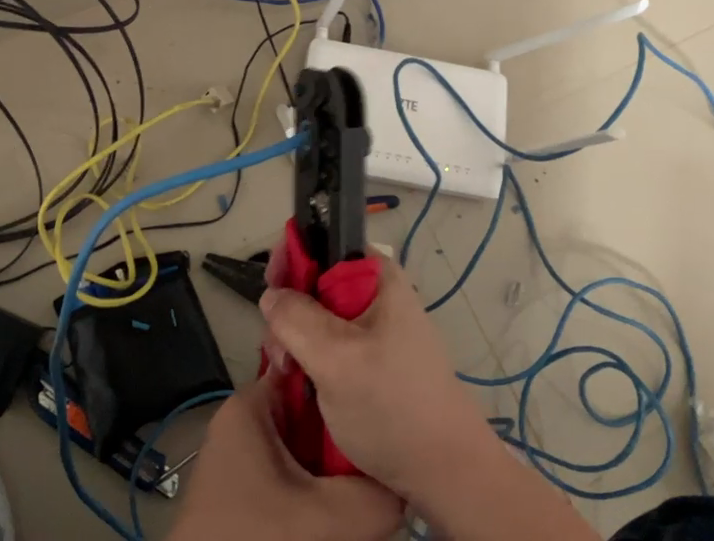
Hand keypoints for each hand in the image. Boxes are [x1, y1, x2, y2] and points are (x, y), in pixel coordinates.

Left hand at [167, 374, 402, 540]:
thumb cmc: (255, 539)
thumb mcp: (329, 516)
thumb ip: (378, 492)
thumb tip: (406, 482)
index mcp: (251, 405)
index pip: (310, 367)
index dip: (350, 380)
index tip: (385, 400)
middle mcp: (248, 423)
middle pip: (315, 412)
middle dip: (350, 435)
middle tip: (387, 452)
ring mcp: (249, 460)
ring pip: (311, 449)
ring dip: (340, 469)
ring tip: (375, 481)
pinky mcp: (254, 492)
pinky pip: (300, 477)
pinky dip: (324, 492)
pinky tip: (347, 510)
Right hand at [259, 253, 602, 540]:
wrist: (444, 472)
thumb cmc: (393, 408)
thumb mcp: (337, 359)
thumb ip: (296, 319)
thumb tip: (271, 294)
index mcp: (378, 277)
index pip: (326, 241)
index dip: (293, 260)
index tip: (269, 294)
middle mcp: (378, 296)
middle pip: (315, 283)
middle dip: (289, 314)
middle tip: (280, 354)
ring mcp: (376, 331)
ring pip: (317, 320)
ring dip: (295, 345)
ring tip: (291, 379)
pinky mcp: (372, 362)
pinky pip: (328, 348)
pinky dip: (309, 363)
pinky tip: (304, 389)